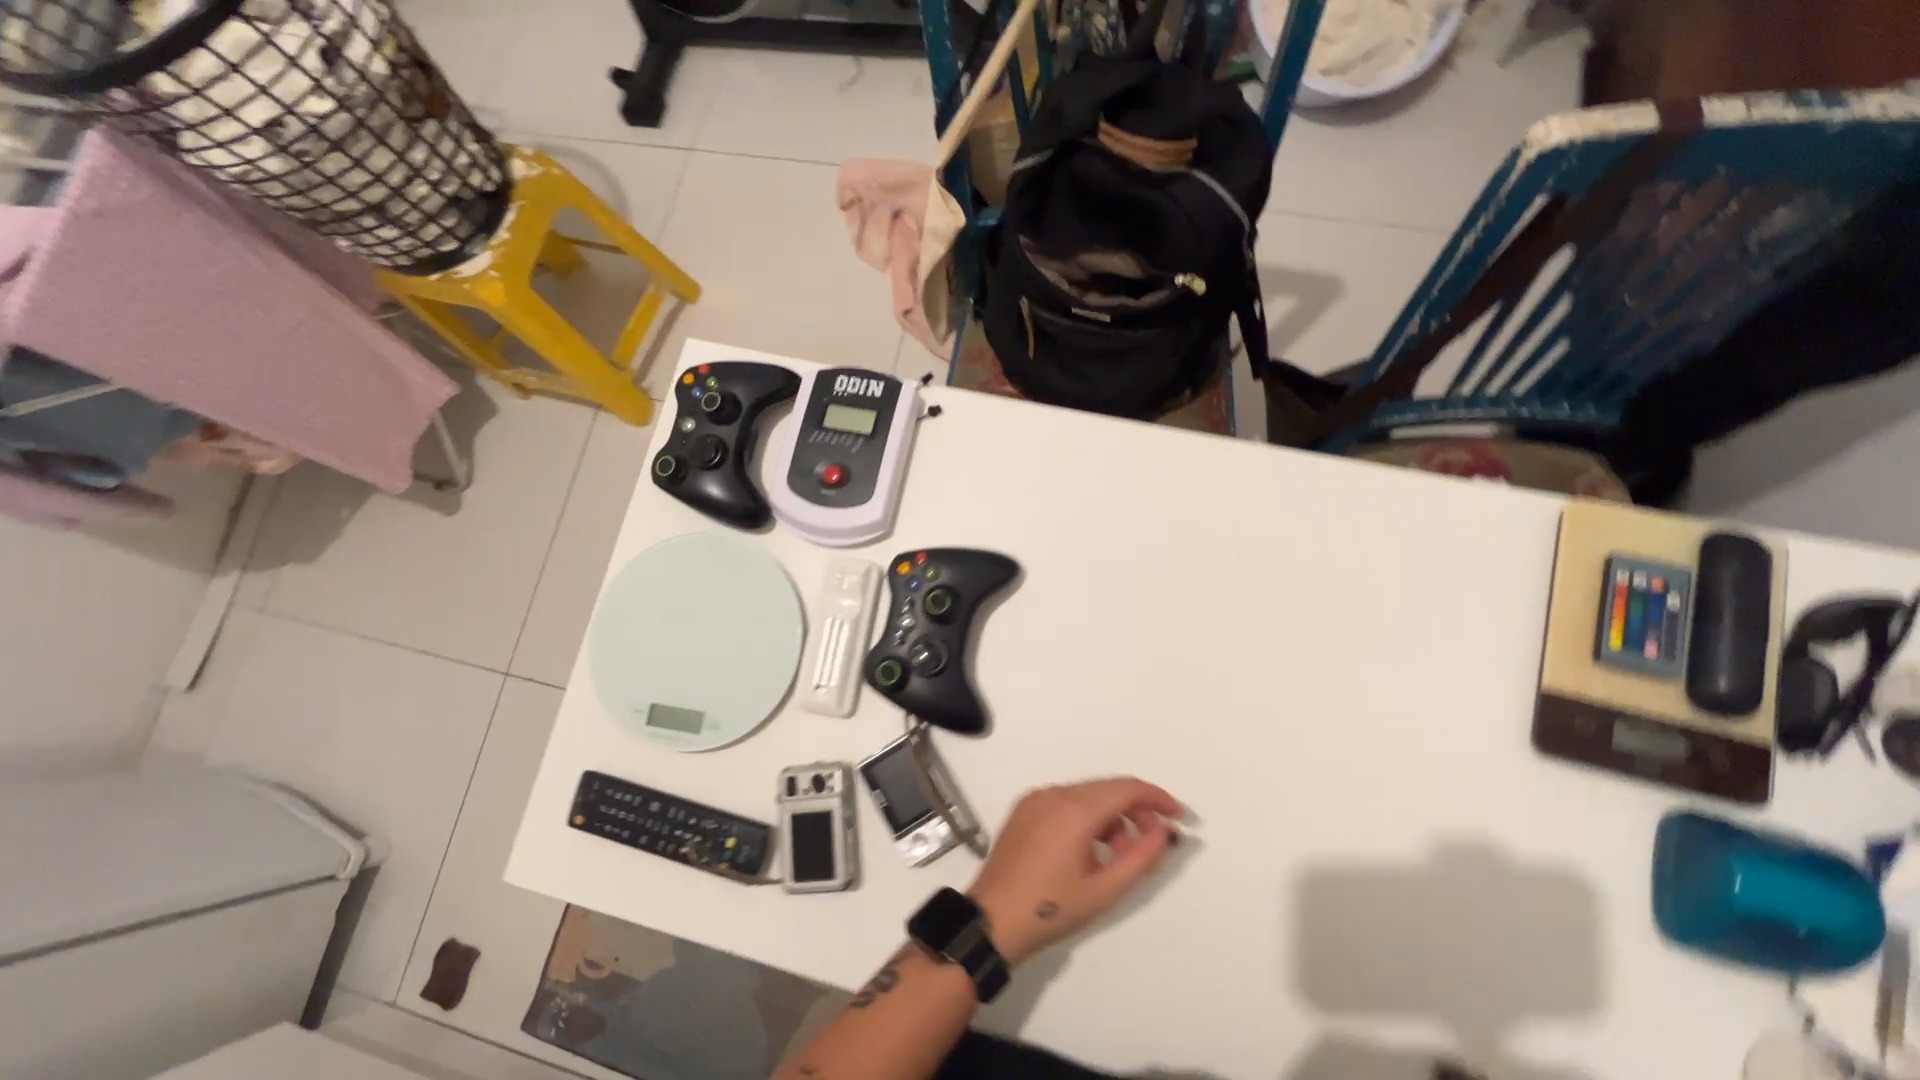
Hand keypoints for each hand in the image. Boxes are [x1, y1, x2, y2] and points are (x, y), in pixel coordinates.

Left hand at [965, 778, 1184, 965]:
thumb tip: (1164, 829)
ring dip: (1110, 816)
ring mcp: (1036, 799)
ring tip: (1117, 856)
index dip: (1157, 799)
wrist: (993, 920)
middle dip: (1135, 810)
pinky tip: (1089, 849)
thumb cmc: (1052, 909)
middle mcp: (1055, 794)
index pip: (1127, 788)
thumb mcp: (1106, 889)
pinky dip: (1085, 816)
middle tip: (1149, 844)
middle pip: (1107, 789)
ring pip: (1086, 795)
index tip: (1177, 817)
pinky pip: (1065, 802)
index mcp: (1075, 810)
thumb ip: (1143, 856)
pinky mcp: (1024, 809)